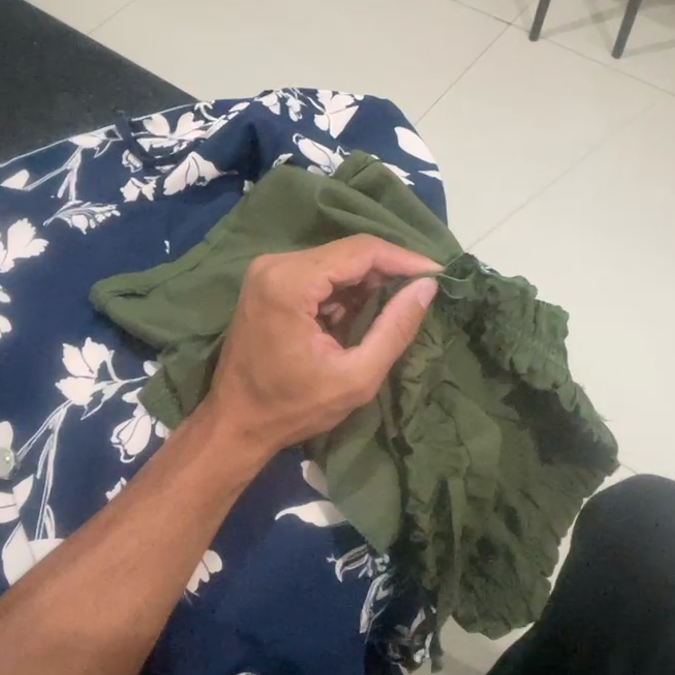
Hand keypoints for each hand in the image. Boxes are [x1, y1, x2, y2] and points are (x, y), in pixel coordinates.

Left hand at [201, 236, 439, 453]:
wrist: (235, 423)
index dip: (404, 259)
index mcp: (290, 282)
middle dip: (388, 271)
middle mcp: (275, 264)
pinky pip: (319, 274)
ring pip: (335, 262)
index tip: (439, 274)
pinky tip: (365, 315)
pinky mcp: (268, 283)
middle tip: (423, 293)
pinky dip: (345, 291)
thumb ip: (394, 329)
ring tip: (398, 307)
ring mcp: (268, 271)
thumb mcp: (355, 376)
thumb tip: (428, 287)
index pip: (360, 251)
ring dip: (368, 283)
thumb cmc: (293, 407)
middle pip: (347, 252)